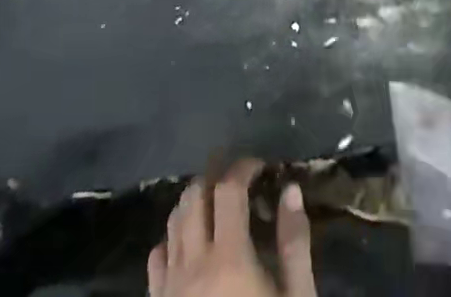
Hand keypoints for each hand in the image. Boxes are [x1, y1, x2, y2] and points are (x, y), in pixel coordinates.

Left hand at [149, 159, 315, 296]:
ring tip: (215, 202)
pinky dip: (172, 237)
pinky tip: (188, 243)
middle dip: (215, 176)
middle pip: (194, 196)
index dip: (243, 168)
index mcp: (230, 257)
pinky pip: (157, 256)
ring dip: (193, 201)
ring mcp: (170, 284)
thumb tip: (290, 189)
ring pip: (173, 221)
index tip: (261, 166)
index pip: (229, 189)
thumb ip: (294, 242)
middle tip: (237, 176)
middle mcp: (193, 261)